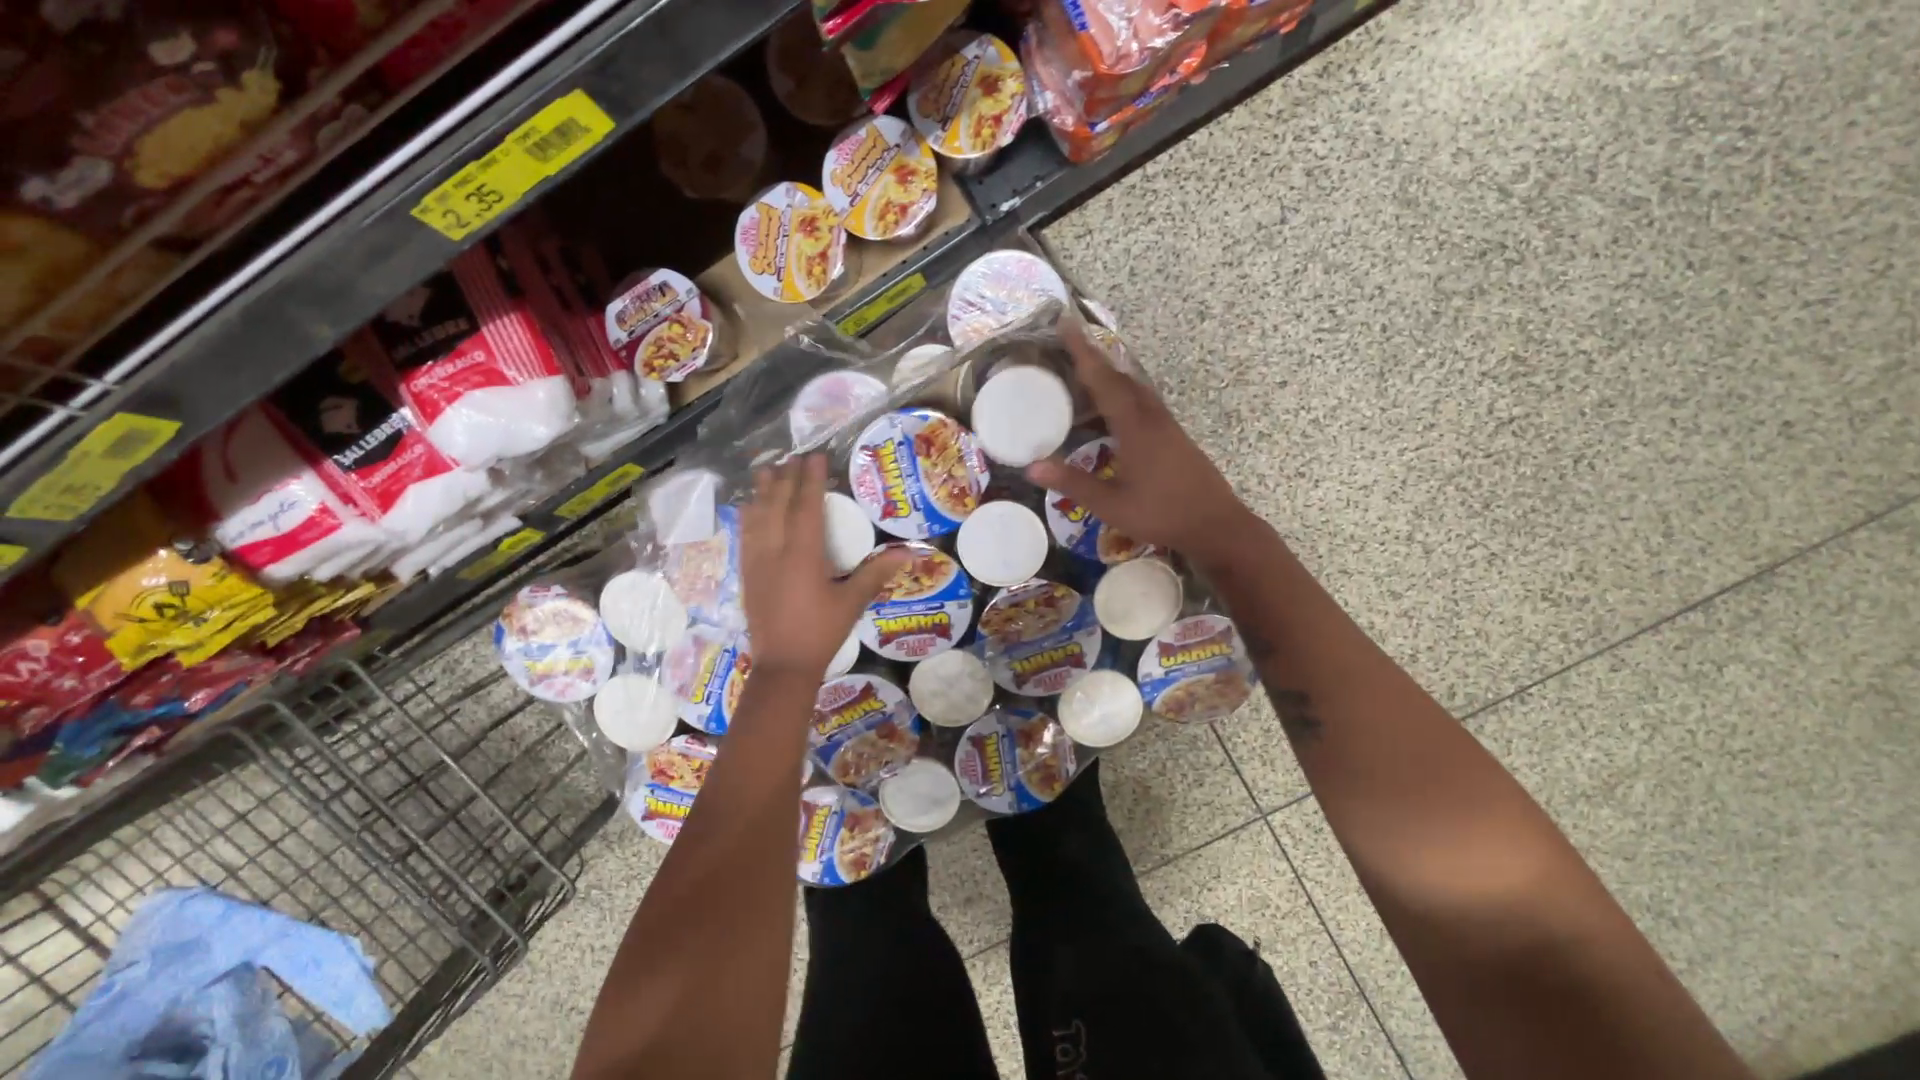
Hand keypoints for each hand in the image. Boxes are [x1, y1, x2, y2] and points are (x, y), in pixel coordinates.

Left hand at [740, 455, 907, 677]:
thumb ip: (876, 573)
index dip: (810, 480)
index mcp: (802, 556)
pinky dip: (748, 516)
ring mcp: (756, 563)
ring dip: (761, 492)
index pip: (806, 507)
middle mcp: (775, 552)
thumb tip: (910, 552)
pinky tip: (749, 509)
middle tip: (790, 457)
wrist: (782, 666)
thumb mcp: (852, 603)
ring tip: (765, 471)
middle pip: (776, 505)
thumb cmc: (821, 633)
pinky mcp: (746, 575)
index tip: (814, 457)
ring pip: (755, 517)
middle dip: (783, 479)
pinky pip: (745, 536)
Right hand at [1025, 323, 1259, 569]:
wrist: (1216, 525)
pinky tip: (1112, 407)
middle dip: (1093, 358)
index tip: (1066, 324)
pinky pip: (1142, 402)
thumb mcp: (1111, 504)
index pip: (1104, 380)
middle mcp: (1152, 418)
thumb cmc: (1162, 514)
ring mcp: (1166, 425)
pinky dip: (1122, 394)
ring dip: (1109, 375)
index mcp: (1135, 427)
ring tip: (1083, 372)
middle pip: (1119, 378)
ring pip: (1134, 389)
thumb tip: (1031, 467)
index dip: (1083, 352)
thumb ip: (1073, 483)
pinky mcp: (1173, 436)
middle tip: (1067, 343)